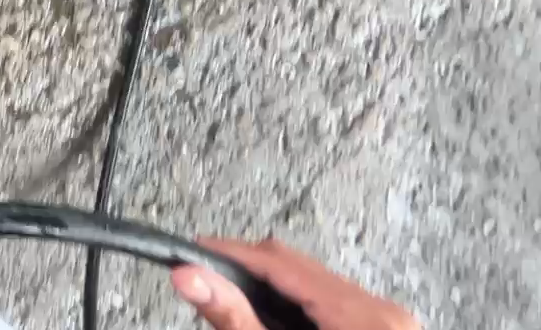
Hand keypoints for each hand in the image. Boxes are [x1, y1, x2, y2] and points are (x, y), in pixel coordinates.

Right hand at [173, 237, 418, 329]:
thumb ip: (234, 319)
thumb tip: (185, 274)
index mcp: (362, 315)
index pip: (277, 260)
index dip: (227, 252)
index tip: (187, 255)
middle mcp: (382, 311)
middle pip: (295, 266)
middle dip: (245, 270)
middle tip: (207, 284)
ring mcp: (390, 324)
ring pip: (310, 281)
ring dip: (267, 287)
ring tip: (237, 307)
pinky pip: (329, 301)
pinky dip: (294, 305)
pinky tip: (273, 322)